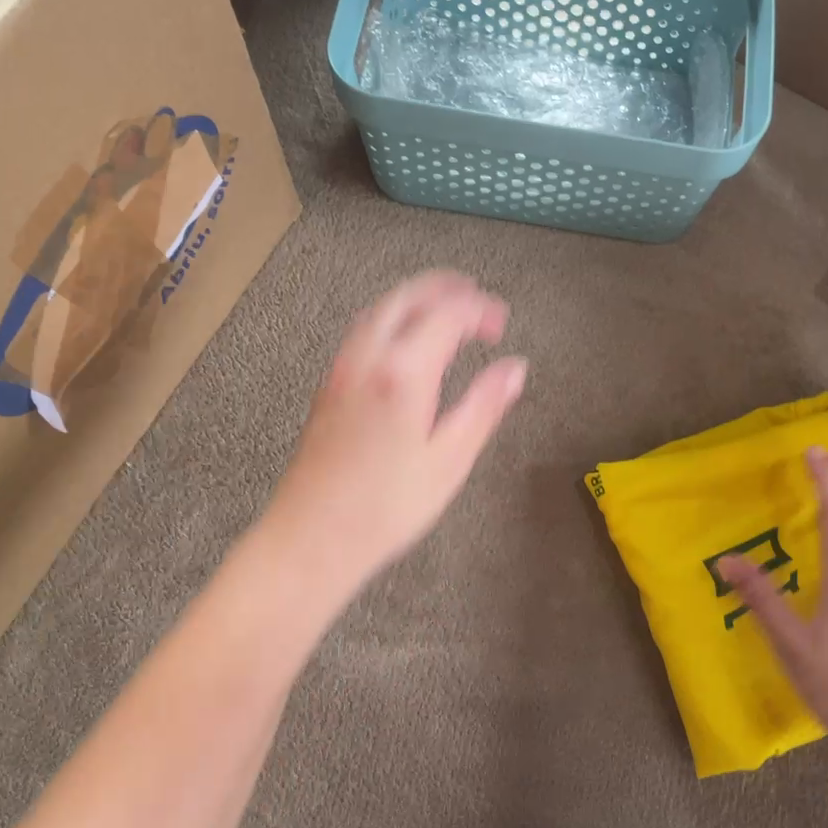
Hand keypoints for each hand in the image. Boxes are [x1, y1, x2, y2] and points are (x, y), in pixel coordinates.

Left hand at [257, 271, 527, 585]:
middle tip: (476, 297)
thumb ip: (484, 406)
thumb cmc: (386, 508)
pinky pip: (363, 331)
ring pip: (379, 310)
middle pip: (406, 297)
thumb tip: (515, 368)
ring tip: (447, 311)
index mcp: (403, 372)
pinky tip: (407, 343)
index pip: (446, 314)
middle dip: (444, 288)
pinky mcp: (329, 387)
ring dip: (415, 300)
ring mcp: (341, 370)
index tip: (501, 324)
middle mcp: (367, 358)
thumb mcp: (450, 460)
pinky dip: (392, 319)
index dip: (479, 309)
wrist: (312, 538)